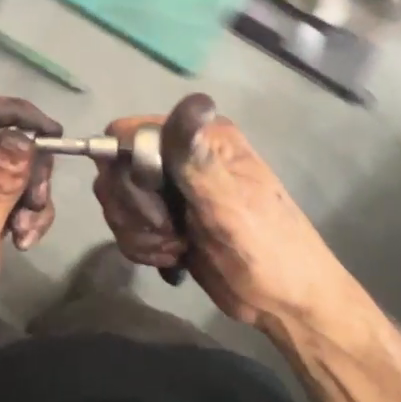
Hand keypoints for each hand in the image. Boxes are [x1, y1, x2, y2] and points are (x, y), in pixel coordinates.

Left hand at [0, 94, 60, 380]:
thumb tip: (23, 135)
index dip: (9, 111)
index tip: (50, 132)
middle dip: (26, 166)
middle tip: (38, 200)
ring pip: (8, 166)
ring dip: (29, 194)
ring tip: (28, 231)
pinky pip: (10, 193)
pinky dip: (26, 211)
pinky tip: (24, 241)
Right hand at [94, 94, 337, 329]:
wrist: (285, 302)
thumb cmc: (268, 249)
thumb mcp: (230, 204)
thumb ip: (196, 158)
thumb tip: (194, 99)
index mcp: (201, 137)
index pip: (129, 134)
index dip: (128, 169)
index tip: (155, 202)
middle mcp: (181, 155)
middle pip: (115, 169)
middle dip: (132, 208)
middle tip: (168, 231)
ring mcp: (171, 189)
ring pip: (116, 200)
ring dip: (136, 231)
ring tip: (175, 248)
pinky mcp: (164, 220)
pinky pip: (125, 225)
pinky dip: (140, 246)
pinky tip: (172, 259)